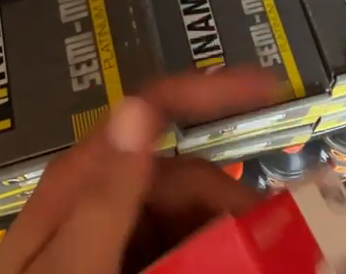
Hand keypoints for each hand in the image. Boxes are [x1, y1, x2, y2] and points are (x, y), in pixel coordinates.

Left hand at [0, 70, 278, 273]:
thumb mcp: (71, 261)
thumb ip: (106, 190)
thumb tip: (139, 107)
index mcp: (85, 173)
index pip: (155, 105)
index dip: (214, 88)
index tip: (270, 90)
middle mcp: (103, 189)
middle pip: (187, 175)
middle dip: (231, 202)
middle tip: (274, 242)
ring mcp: (113, 227)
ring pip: (190, 214)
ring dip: (224, 233)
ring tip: (255, 256)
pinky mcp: (124, 256)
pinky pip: (180, 243)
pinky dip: (208, 251)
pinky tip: (226, 263)